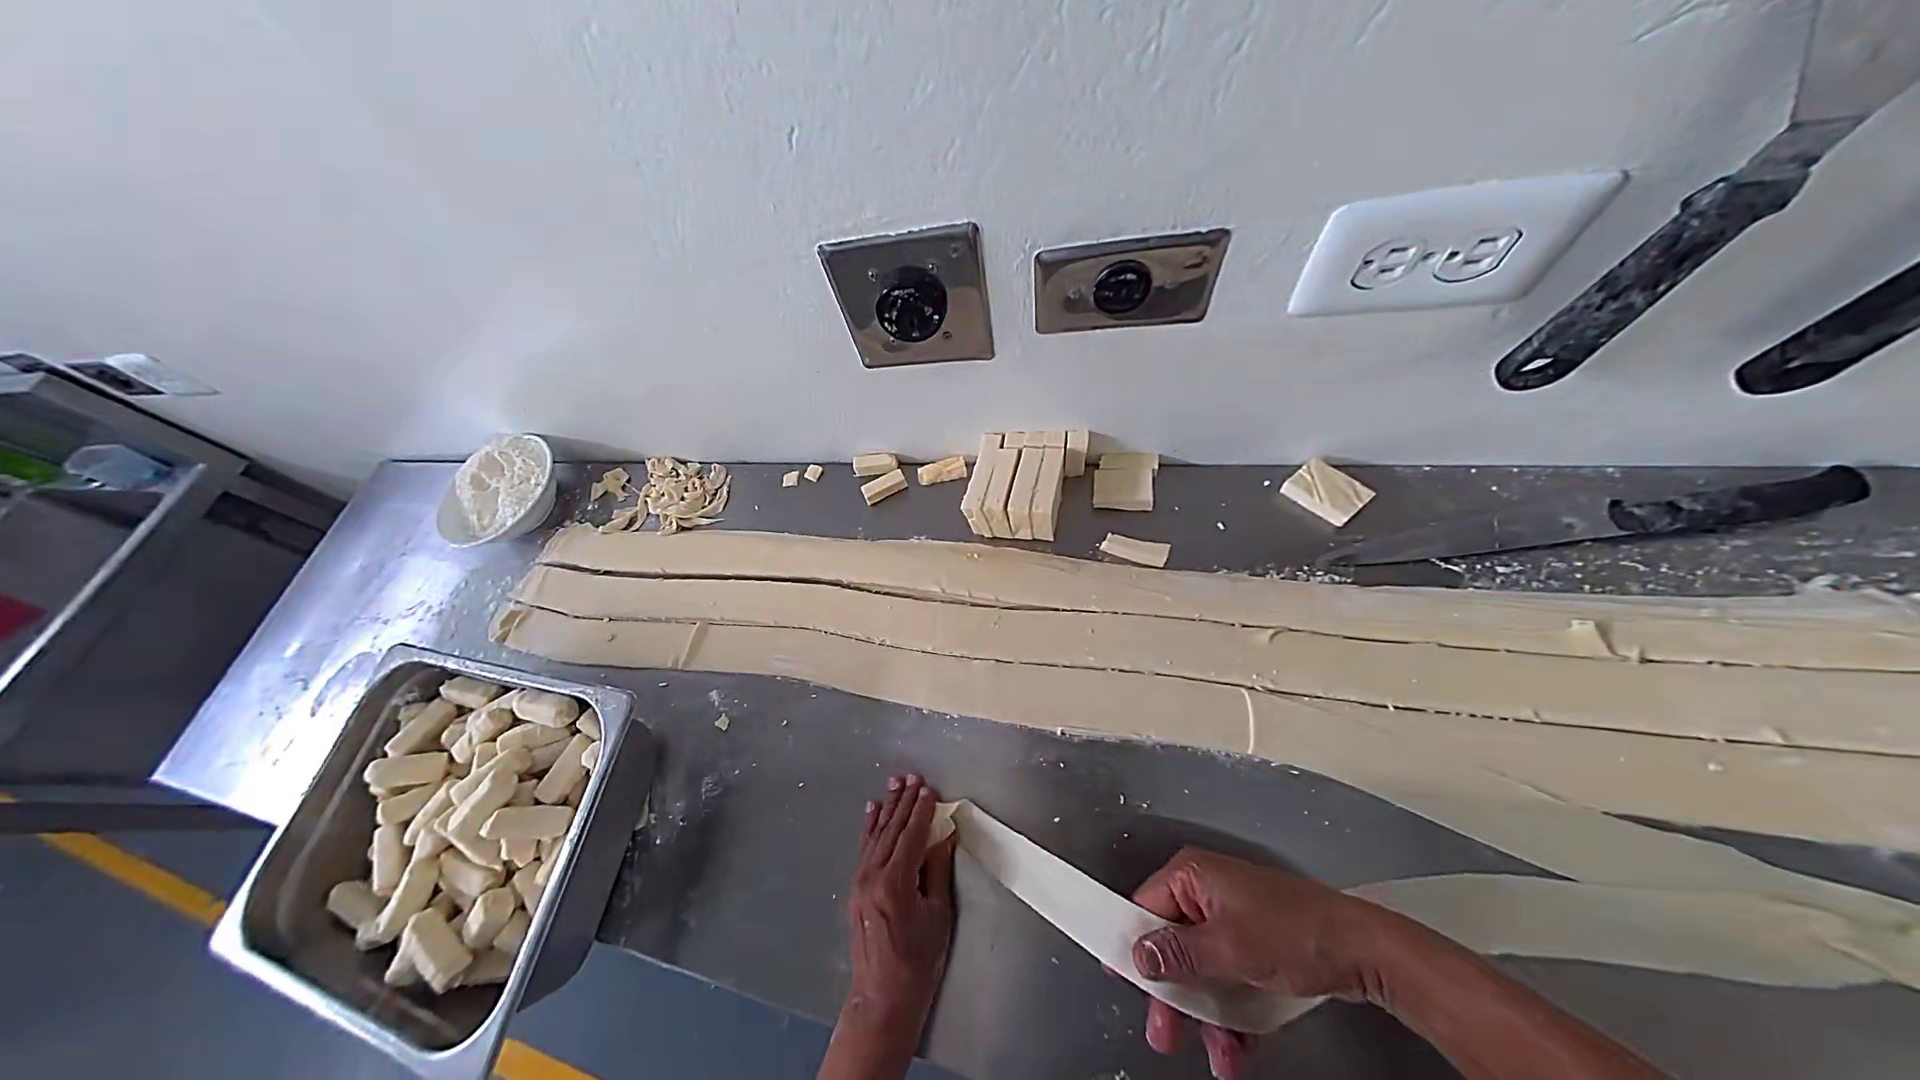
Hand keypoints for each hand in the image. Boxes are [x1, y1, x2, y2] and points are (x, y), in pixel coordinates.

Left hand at [819, 774, 956, 1079]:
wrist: (883, 995)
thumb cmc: (919, 960)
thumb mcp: (938, 913)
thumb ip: (937, 869)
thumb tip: (944, 834)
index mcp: (895, 882)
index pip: (911, 836)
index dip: (921, 811)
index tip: (929, 790)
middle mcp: (872, 876)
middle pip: (892, 830)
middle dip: (904, 802)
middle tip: (912, 777)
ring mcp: (860, 881)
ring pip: (876, 835)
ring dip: (888, 808)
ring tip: (895, 784)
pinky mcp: (855, 888)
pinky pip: (864, 848)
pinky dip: (870, 827)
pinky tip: (873, 810)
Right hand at [1129, 847, 1382, 1079]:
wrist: (1363, 950)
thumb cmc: (1296, 932)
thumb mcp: (1226, 947)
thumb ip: (1177, 953)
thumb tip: (1141, 954)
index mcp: (1192, 875)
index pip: (1144, 908)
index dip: (1134, 948)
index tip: (1127, 982)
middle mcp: (1206, 890)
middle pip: (1171, 943)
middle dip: (1173, 995)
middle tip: (1165, 1031)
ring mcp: (1230, 915)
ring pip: (1200, 967)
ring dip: (1206, 1014)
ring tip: (1217, 1051)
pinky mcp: (1251, 939)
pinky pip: (1226, 975)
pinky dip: (1230, 1009)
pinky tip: (1237, 1043)